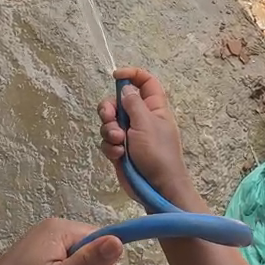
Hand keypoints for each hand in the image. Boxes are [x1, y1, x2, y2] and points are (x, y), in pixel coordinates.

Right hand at [98, 67, 203, 210]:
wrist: (157, 188)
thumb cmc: (158, 154)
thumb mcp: (146, 124)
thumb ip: (133, 103)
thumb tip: (126, 88)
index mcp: (154, 107)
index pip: (145, 82)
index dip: (131, 75)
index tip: (115, 76)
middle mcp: (141, 118)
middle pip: (118, 101)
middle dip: (109, 109)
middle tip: (109, 118)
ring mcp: (129, 134)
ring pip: (108, 122)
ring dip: (109, 131)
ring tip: (119, 143)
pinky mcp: (120, 149)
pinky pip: (107, 140)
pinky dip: (110, 147)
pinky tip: (118, 155)